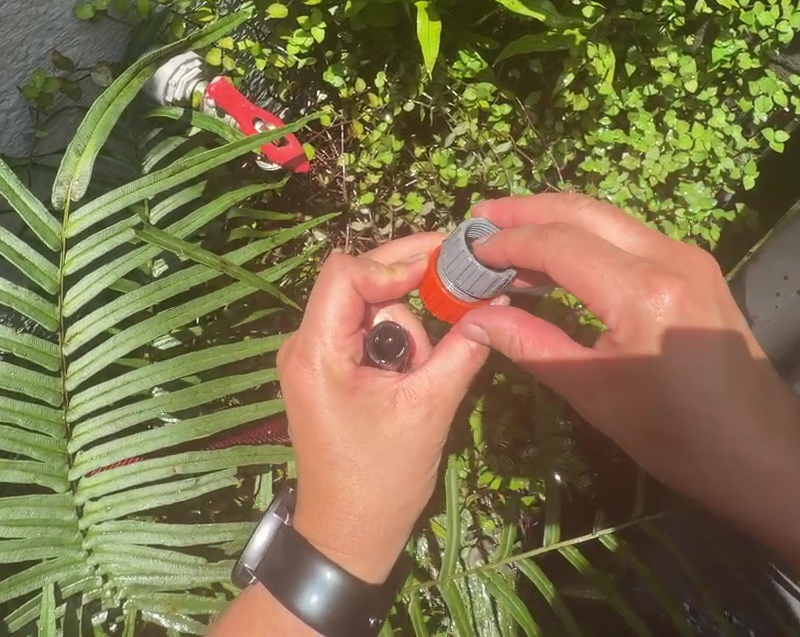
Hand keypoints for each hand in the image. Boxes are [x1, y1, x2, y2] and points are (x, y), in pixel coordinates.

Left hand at [277, 233, 493, 581]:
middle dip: (406, 280)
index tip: (438, 271)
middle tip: (454, 276)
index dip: (393, 264)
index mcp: (316, 350)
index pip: (346, 273)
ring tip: (423, 368)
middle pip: (355, 281)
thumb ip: (461, 349)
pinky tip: (415, 364)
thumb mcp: (429, 408)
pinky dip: (394, 335)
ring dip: (403, 321)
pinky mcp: (326, 368)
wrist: (348, 535)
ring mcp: (313, 355)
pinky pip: (362, 328)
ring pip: (365, 304)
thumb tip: (495, 300)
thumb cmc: (382, 477)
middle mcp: (304, 342)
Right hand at [454, 194, 799, 512]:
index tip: (469, 250)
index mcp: (642, 292)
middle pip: (581, 211)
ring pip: (605, 215)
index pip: (559, 245)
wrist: (764, 449)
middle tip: (480, 217)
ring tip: (507, 228)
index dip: (509, 243)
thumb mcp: (594, 394)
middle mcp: (667, 256)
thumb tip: (473, 319)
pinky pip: (625, 233)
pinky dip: (583, 234)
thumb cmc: (677, 435)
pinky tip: (556, 253)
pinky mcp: (692, 262)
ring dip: (553, 217)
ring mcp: (685, 253)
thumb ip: (530, 344)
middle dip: (526, 210)